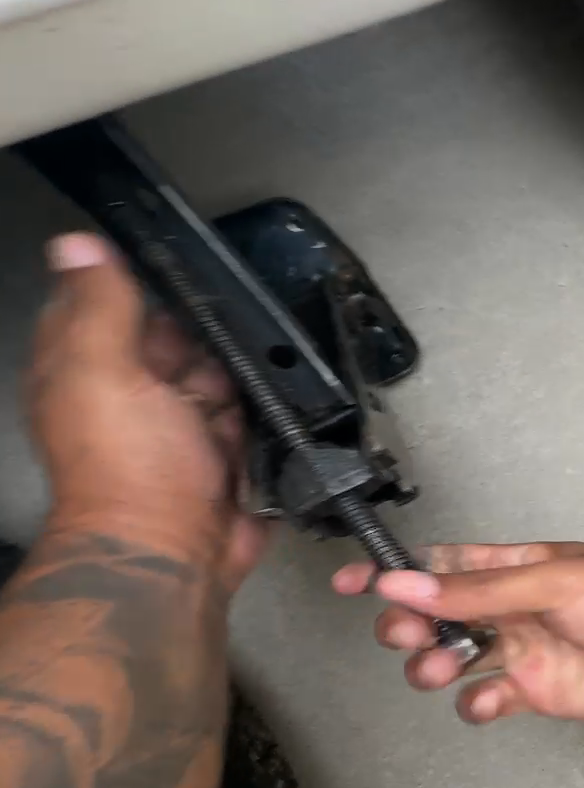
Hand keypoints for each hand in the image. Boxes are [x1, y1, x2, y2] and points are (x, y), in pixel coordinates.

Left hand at [29, 233, 267, 590]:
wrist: (179, 543)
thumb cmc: (130, 464)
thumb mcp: (104, 373)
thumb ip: (100, 311)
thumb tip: (80, 245)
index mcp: (96, 365)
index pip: (124, 307)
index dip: (158, 286)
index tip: (203, 268)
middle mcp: (145, 391)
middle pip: (192, 343)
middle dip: (224, 335)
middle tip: (253, 327)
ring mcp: (197, 423)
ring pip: (236, 378)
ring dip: (259, 373)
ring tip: (280, 366)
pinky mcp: (242, 450)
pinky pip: (267, 417)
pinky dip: (282, 408)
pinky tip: (299, 397)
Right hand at [332, 543, 583, 724]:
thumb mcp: (556, 583)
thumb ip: (480, 589)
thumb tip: (403, 581)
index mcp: (521, 569)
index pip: (446, 565)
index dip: (398, 571)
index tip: (352, 582)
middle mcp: (517, 607)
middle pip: (437, 614)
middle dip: (409, 624)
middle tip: (410, 634)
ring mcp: (525, 648)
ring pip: (453, 658)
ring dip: (432, 666)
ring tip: (445, 668)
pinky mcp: (538, 688)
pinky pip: (486, 699)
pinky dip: (476, 703)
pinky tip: (492, 699)